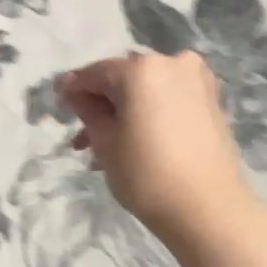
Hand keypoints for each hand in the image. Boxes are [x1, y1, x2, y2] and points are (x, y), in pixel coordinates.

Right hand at [59, 52, 255, 236]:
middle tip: (81, 134)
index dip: (73, 87)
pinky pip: (166, 99)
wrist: (204, 203)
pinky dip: (145, 114)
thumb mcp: (104, 142)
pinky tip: (132, 142)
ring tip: (103, 148)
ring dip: (122, 113)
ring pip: (146, 91)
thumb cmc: (144, 172)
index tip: (57, 101)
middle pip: (124, 78)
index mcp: (142, 70)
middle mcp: (173, 63)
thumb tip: (74, 94)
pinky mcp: (210, 100)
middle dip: (100, 103)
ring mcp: (197, 79)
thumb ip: (88, 112)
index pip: (96, 72)